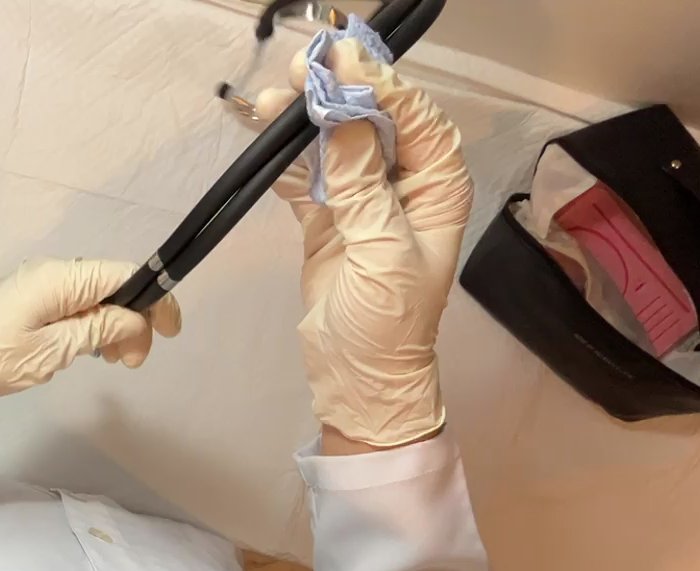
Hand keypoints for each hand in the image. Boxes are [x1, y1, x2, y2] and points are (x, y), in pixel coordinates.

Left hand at [0, 257, 183, 422]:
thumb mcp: (52, 351)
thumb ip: (99, 332)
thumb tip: (136, 322)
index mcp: (61, 277)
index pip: (125, 274)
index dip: (155, 299)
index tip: (170, 333)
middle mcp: (54, 273)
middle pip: (112, 287)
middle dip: (133, 322)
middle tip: (129, 365)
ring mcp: (40, 287)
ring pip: (95, 300)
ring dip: (112, 329)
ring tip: (112, 363)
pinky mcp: (30, 302)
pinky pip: (74, 308)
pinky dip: (90, 329)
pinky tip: (88, 352)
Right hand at [253, 38, 472, 447]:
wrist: (358, 379)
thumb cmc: (388, 324)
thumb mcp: (382, 254)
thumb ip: (364, 188)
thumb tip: (343, 123)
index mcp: (436, 188)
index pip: (414, 119)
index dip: (380, 86)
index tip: (341, 62)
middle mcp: (402, 186)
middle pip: (371, 122)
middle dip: (337, 92)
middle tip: (299, 68)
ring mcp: (360, 205)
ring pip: (333, 148)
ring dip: (303, 124)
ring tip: (269, 101)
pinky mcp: (327, 226)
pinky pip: (306, 183)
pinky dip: (285, 165)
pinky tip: (263, 143)